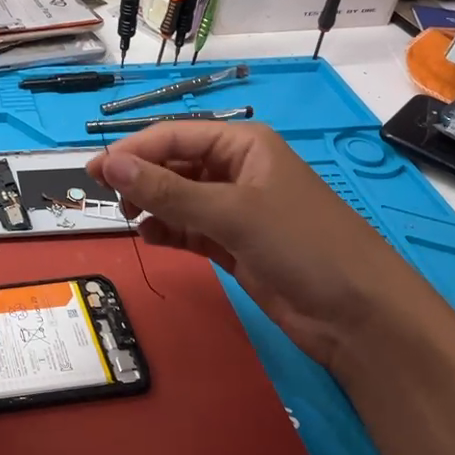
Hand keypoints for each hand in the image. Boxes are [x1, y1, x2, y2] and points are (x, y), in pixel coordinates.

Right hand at [87, 121, 442, 366]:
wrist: (361, 318)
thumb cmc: (303, 245)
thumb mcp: (232, 212)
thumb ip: (166, 191)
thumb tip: (107, 165)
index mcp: (242, 144)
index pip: (173, 136)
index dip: (132, 150)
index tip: (92, 171)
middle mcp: (236, 170)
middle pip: (173, 164)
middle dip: (139, 178)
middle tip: (107, 199)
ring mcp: (235, 209)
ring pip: (176, 198)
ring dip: (150, 206)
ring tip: (128, 221)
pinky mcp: (233, 244)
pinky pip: (187, 228)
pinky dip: (166, 231)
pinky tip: (150, 237)